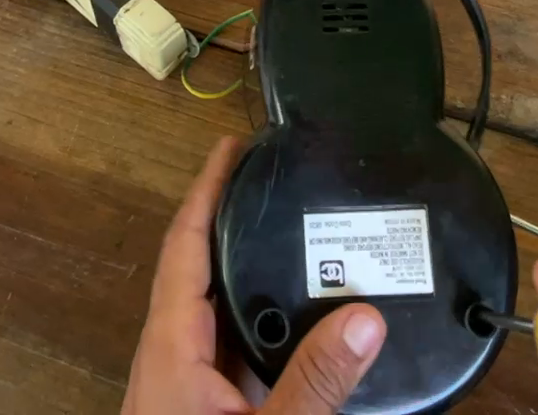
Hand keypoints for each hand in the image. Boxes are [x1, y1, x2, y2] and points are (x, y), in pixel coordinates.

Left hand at [122, 137, 387, 414]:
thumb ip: (315, 384)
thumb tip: (366, 317)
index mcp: (171, 344)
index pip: (185, 243)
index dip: (206, 189)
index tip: (231, 147)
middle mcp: (170, 351)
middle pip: (195, 263)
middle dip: (230, 216)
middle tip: (275, 181)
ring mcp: (183, 380)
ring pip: (214, 304)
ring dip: (246, 265)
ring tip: (294, 233)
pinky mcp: (200, 403)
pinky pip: (230, 339)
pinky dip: (259, 314)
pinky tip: (298, 318)